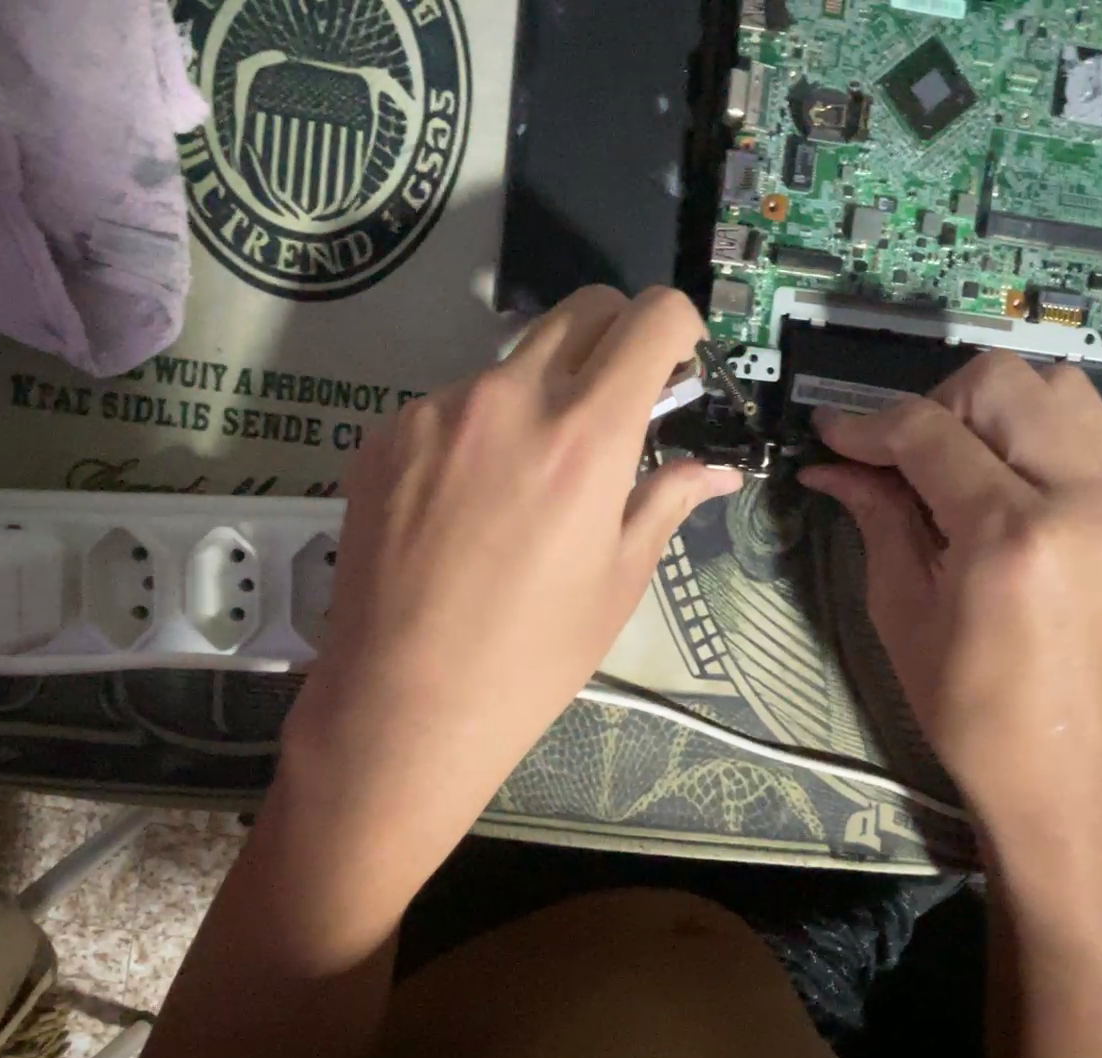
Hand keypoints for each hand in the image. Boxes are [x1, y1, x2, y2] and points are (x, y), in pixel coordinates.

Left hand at [287, 286, 742, 827]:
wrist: (402, 703)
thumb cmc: (532, 656)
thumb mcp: (618, 581)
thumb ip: (666, 500)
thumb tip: (716, 471)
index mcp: (585, 435)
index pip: (650, 316)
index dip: (678, 328)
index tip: (676, 367)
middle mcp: (509, 398)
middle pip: (583, 310)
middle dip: (617, 339)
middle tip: (617, 407)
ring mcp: (437, 410)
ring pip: (513, 361)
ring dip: (542, 391)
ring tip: (528, 477)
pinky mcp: (385, 433)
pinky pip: (453, 403)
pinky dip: (479, 428)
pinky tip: (465, 501)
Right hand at [799, 351, 1101, 836]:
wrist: (1061, 759)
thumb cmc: (964, 701)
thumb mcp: (899, 605)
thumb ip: (875, 514)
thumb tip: (829, 466)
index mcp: (1009, 536)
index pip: (928, 434)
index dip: (866, 426)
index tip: (828, 435)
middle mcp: (1081, 498)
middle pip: (999, 382)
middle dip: (930, 405)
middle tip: (898, 455)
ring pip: (1053, 385)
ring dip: (986, 406)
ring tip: (951, 458)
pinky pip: (1083, 424)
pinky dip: (1029, 427)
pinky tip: (995, 473)